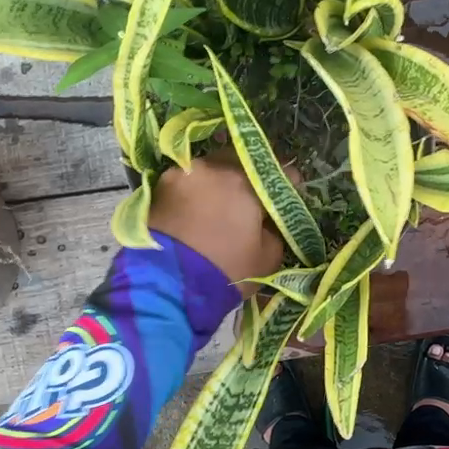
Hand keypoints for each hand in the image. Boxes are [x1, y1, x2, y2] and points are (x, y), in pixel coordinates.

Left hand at [147, 153, 284, 286]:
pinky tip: (199, 215)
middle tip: (254, 201)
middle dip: (251, 178)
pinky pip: (188, 185)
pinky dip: (197, 195)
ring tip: (222, 207)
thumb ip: (274, 231)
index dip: (289, 184)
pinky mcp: (157, 189)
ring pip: (211, 170)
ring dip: (221, 184)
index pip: (280, 170)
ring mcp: (181, 174)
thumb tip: (268, 221)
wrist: (164, 286)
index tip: (290, 197)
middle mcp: (212, 167)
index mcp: (245, 181)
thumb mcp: (267, 258)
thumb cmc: (224, 271)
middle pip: (241, 162)